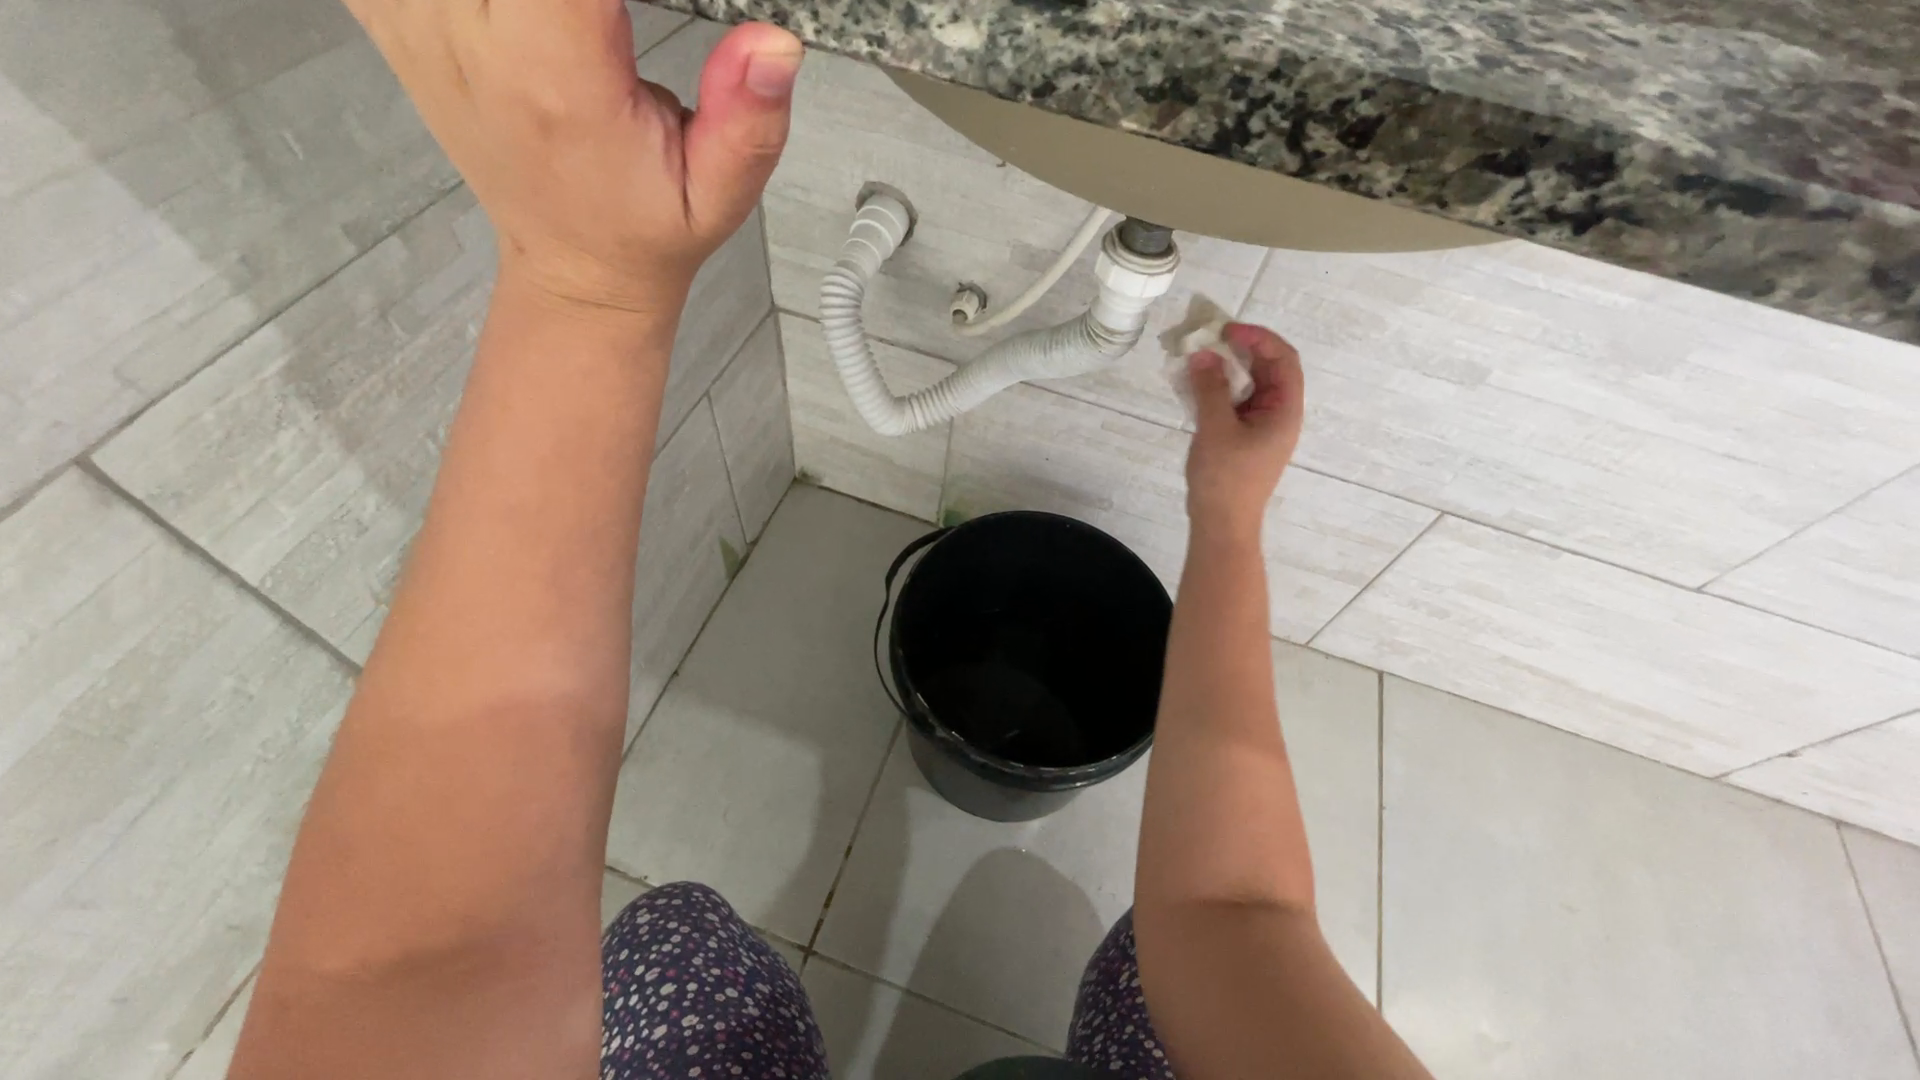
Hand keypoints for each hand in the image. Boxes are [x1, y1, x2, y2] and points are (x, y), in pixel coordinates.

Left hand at [342, 0, 802, 317]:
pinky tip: (508, 8)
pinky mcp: (395, 18)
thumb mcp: (720, 197)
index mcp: (554, 76)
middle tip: (603, 11)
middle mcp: (468, 38)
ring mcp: (415, 24)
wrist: (575, 266)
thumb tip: (777, 44)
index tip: (623, 4)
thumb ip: (748, 124)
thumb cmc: (647, 229)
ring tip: (572, 13)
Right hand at [1185, 324, 1306, 536]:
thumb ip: (1210, 388)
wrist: (1222, 524)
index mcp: (1285, 410)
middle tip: (1209, 339)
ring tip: (1197, 360)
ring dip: (1225, 369)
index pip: (1283, 359)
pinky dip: (1218, 390)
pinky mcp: (1243, 439)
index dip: (1259, 338)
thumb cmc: (1226, 478)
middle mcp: (1279, 415)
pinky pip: (1234, 403)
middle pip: (1267, 369)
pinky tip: (1194, 386)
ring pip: (1248, 386)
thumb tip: (1203, 354)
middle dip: (1240, 350)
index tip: (1227, 330)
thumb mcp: (1215, 428)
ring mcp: (1261, 428)